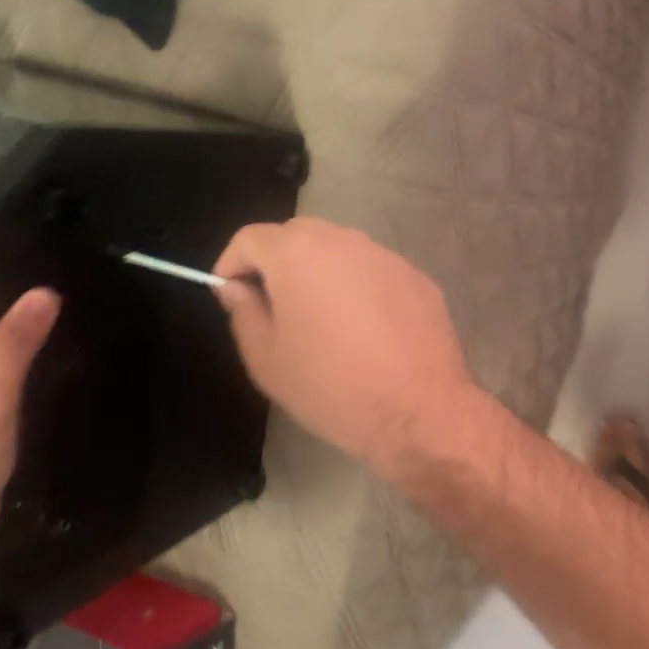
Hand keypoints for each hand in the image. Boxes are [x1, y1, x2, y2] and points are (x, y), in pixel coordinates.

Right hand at [213, 218, 475, 472]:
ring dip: (321, 273)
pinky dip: (360, 288)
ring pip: (341, 251)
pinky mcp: (419, 279)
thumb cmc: (331, 388)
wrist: (419, 412)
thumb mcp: (267, 360)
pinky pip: (376, 273)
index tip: (228, 292)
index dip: (232, 262)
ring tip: (320, 318)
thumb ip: (244, 313)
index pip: (251, 237)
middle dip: (277, 262)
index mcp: (297, 254)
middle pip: (298, 236)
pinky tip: (365, 330)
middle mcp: (344, 241)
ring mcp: (387, 258)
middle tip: (272, 305)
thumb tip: (236, 287)